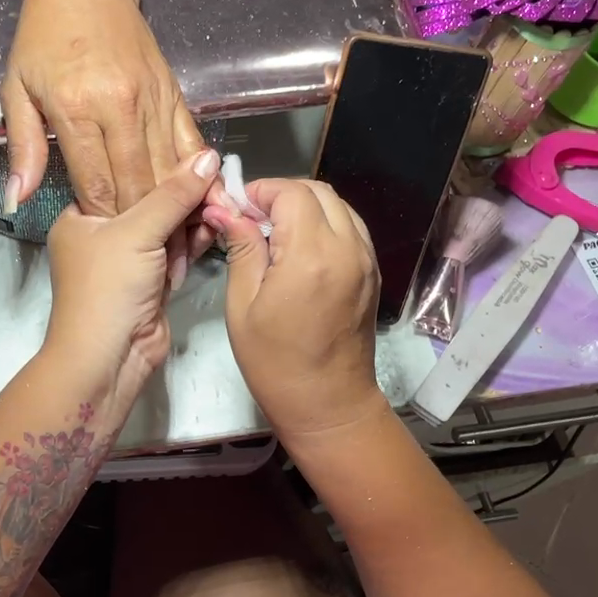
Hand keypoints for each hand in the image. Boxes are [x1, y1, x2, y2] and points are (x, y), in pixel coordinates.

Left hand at [1, 0, 208, 274]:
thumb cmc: (43, 37)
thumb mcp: (16, 89)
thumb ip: (23, 149)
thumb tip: (16, 201)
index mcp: (76, 109)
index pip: (96, 186)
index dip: (103, 223)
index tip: (106, 247)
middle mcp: (120, 108)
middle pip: (137, 186)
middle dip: (140, 227)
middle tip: (144, 258)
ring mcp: (153, 100)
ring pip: (168, 171)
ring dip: (172, 211)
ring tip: (174, 242)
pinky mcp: (175, 94)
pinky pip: (191, 144)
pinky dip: (197, 177)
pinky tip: (203, 202)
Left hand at [43, 148, 220, 396]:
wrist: (108, 358)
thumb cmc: (107, 289)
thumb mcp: (137, 231)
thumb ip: (173, 194)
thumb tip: (209, 156)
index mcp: (81, 216)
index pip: (121, 175)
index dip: (157, 164)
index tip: (194, 154)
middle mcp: (102, 235)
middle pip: (149, 201)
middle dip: (183, 195)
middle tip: (217, 183)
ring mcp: (128, 260)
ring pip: (167, 226)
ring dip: (193, 219)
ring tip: (221, 204)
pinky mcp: (151, 281)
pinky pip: (176, 250)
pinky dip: (194, 241)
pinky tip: (216, 225)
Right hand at [203, 180, 385, 442]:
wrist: (328, 404)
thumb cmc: (274, 362)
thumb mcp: (243, 306)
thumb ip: (241, 249)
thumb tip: (225, 209)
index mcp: (311, 255)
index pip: (290, 193)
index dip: (260, 192)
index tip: (236, 209)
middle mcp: (347, 248)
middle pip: (318, 192)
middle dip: (281, 195)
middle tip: (251, 219)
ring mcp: (366, 259)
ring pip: (338, 206)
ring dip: (304, 207)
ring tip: (274, 232)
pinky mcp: (372, 272)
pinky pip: (350, 228)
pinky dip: (324, 224)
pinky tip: (299, 248)